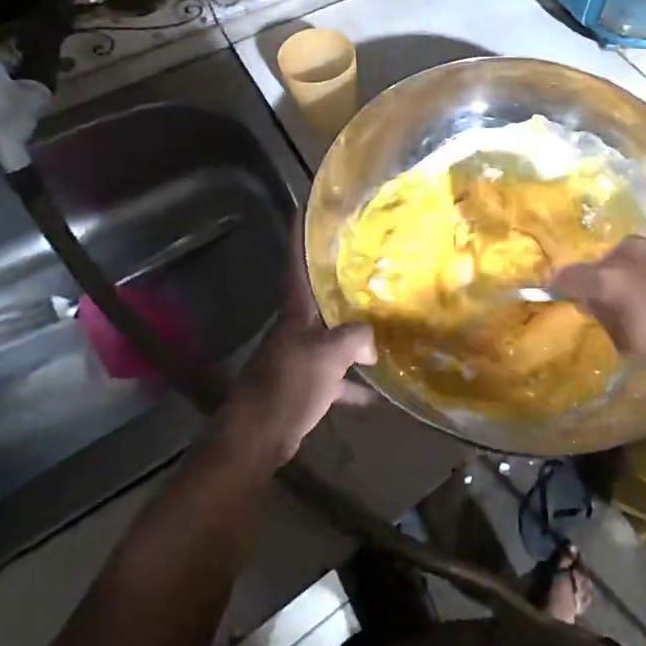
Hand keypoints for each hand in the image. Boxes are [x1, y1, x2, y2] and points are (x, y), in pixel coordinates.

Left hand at [214, 220, 375, 468]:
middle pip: (318, 300)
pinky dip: (354, 386)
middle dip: (340, 285)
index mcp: (295, 314)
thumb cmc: (289, 386)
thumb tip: (372, 342)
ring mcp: (298, 360)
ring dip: (354, 339)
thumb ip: (356, 338)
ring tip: (387, 330)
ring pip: (331, 340)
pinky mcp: (303, 388)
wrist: (258, 437)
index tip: (304, 207)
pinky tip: (381, 395)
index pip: (296, 264)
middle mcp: (295, 331)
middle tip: (370, 268)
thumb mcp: (329, 355)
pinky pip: (335, 380)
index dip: (299, 236)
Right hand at [551, 235, 645, 384]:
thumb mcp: (634, 344)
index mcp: (612, 277)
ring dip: (636, 269)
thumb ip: (610, 320)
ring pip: (639, 254)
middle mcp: (634, 251)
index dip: (560, 284)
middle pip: (608, 261)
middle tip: (613, 301)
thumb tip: (597, 307)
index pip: (571, 275)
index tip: (554, 290)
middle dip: (606, 278)